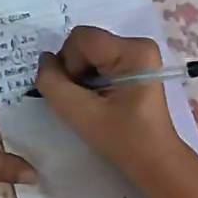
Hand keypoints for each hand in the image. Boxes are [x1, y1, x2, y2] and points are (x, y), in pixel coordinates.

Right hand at [34, 27, 182, 168]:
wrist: (152, 158)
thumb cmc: (120, 138)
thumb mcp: (78, 112)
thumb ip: (52, 82)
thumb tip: (45, 59)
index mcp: (133, 51)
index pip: (79, 39)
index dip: (69, 64)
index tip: (80, 93)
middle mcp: (137, 44)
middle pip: (83, 41)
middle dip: (74, 68)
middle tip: (84, 97)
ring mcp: (137, 51)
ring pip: (86, 49)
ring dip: (79, 73)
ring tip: (92, 98)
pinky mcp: (133, 61)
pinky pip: (95, 57)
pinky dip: (88, 75)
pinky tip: (99, 95)